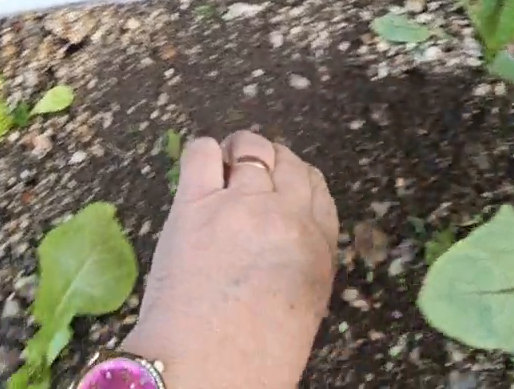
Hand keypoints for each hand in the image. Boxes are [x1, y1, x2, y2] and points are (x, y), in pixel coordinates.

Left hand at [122, 131, 338, 388]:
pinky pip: (202, 151)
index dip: (297, 178)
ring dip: (238, 153)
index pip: (317, 186)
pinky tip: (199, 173)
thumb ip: (300, 262)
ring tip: (224, 170)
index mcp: (318, 250)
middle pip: (288, 161)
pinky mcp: (195, 201)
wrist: (201, 374)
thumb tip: (283, 234)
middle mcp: (285, 217)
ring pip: (250, 148)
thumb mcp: (302, 310)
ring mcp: (240, 205)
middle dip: (271, 162)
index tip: (279, 185)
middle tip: (249, 177)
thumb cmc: (253, 360)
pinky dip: (203, 154)